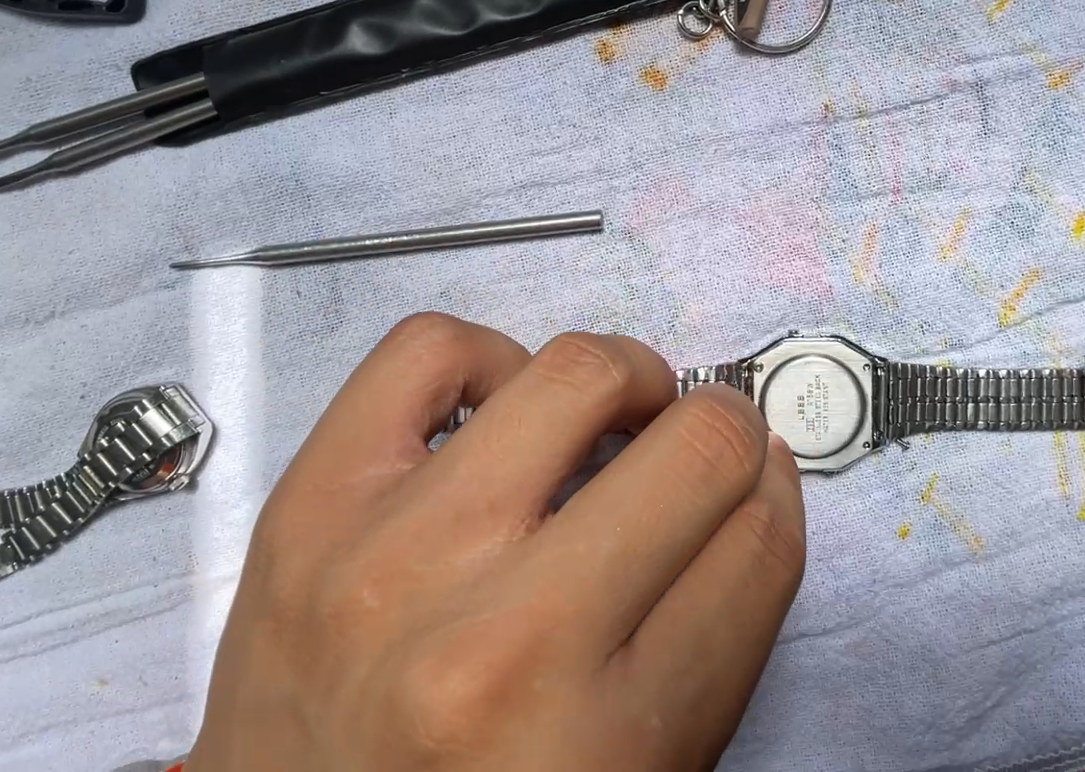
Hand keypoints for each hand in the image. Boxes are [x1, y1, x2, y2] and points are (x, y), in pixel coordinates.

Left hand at [186, 315, 805, 770]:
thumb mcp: (641, 766)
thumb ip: (720, 625)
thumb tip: (755, 470)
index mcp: (607, 741)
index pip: (758, 547)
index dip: (774, 494)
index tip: (758, 479)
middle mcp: (504, 643)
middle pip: (698, 451)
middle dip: (725, 430)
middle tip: (697, 441)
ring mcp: (395, 561)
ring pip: (578, 374)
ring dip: (627, 380)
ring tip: (612, 412)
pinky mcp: (310, 508)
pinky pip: (431, 354)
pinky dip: (490, 358)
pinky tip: (500, 404)